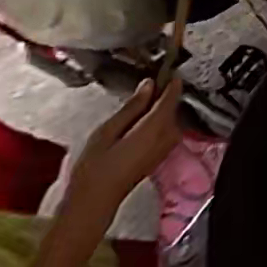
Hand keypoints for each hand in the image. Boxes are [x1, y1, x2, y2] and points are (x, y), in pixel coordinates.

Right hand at [62, 77, 182, 224]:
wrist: (95, 203)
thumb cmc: (94, 168)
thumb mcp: (106, 133)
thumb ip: (132, 107)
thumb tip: (149, 83)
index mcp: (157, 126)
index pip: (172, 94)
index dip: (171, 78)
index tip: (167, 63)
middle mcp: (171, 132)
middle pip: (171, 103)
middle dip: (159, 93)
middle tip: (142, 84)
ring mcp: (170, 142)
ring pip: (168, 114)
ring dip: (156, 106)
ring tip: (135, 102)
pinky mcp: (165, 150)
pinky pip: (165, 126)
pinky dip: (155, 119)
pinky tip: (137, 120)